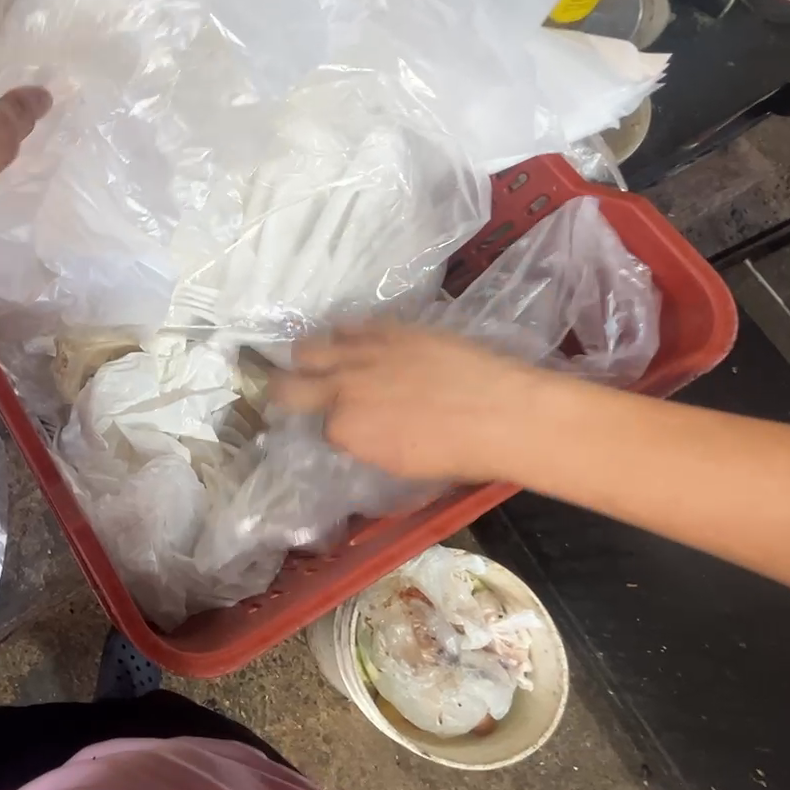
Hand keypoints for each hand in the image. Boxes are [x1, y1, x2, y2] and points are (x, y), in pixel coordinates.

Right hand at [270, 322, 568, 482]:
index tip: (332, 427)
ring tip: (323, 361)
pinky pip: (348, 325)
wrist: (504, 413)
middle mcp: (341, 389)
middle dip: (284, 390)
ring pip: (307, 348)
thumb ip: (364, 445)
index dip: (324, 427)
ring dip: (310, 358)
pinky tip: (357, 342)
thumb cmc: (459, 454)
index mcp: (344, 430)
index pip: (316, 428)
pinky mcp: (386, 328)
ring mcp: (361, 354)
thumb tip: (353, 434)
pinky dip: (346, 335)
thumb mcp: (400, 465)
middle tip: (294, 391)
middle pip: (285, 384)